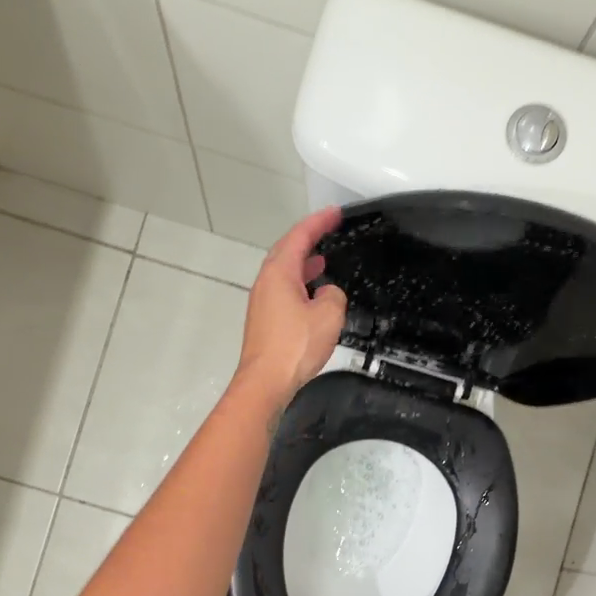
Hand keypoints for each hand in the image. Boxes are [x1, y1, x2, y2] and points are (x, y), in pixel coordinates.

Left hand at [235, 207, 347, 402]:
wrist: (265, 382)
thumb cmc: (295, 346)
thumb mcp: (329, 315)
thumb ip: (333, 295)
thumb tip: (326, 294)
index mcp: (279, 273)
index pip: (299, 236)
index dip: (318, 222)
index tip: (334, 213)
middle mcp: (266, 283)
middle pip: (286, 251)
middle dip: (307, 239)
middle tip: (328, 231)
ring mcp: (261, 303)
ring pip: (283, 273)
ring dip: (303, 264)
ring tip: (322, 262)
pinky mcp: (263, 321)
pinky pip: (282, 292)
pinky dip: (298, 284)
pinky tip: (311, 296)